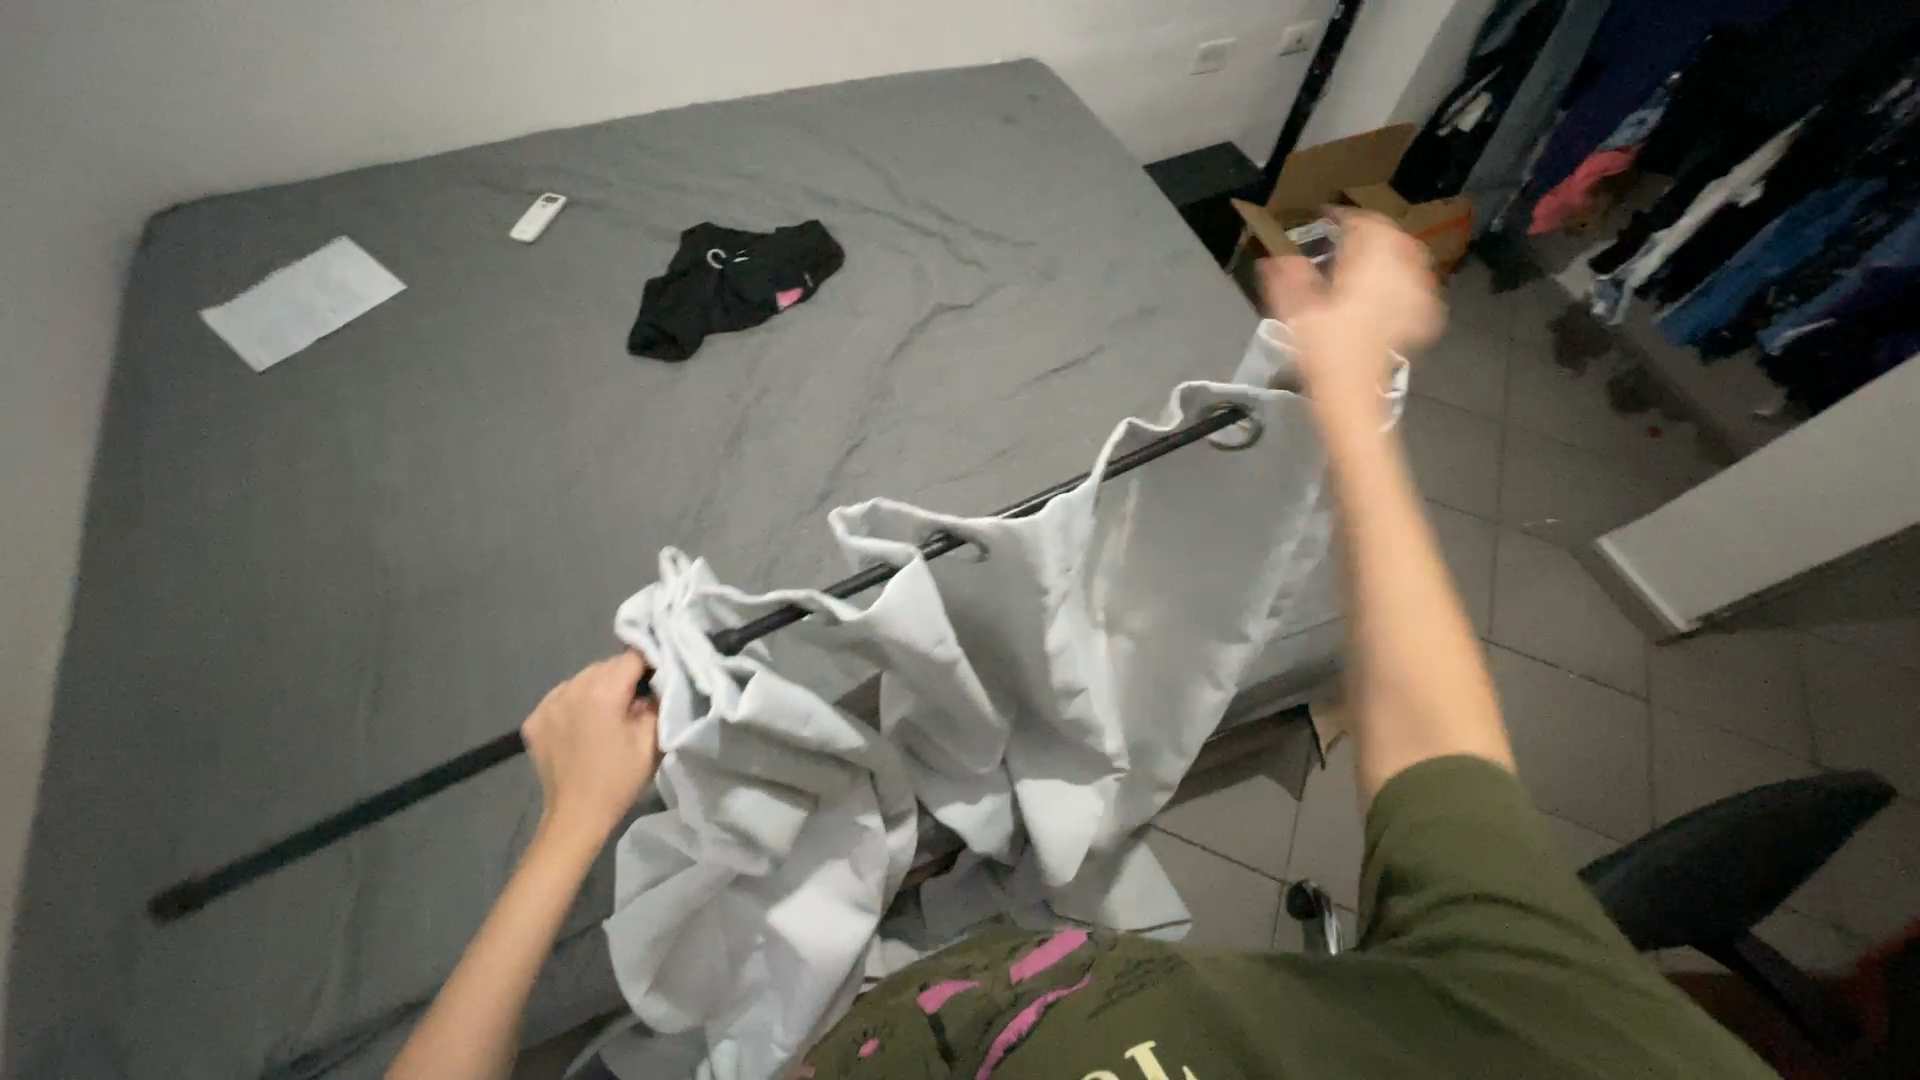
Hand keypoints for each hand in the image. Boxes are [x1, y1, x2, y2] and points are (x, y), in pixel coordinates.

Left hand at [520, 651, 659, 843]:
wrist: (577, 816)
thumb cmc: (620, 778)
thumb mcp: (652, 740)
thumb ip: (657, 702)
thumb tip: (655, 685)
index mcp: (603, 693)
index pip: (632, 656)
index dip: (649, 665)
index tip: (657, 680)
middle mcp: (571, 690)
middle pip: (606, 665)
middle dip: (623, 676)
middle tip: (635, 701)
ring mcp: (548, 704)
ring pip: (582, 678)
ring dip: (598, 687)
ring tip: (606, 712)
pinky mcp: (533, 720)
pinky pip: (561, 696)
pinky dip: (575, 702)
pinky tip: (582, 723)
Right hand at [1258, 211, 1443, 403]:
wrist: (1353, 397)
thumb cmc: (1322, 355)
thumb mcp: (1296, 316)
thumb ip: (1286, 282)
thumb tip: (1272, 259)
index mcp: (1365, 270)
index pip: (1364, 226)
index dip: (1346, 217)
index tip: (1328, 218)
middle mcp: (1394, 277)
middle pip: (1394, 238)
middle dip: (1374, 232)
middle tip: (1352, 235)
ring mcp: (1410, 300)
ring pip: (1412, 259)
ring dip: (1394, 251)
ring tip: (1374, 256)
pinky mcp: (1416, 322)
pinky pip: (1421, 290)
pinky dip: (1409, 281)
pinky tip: (1398, 289)